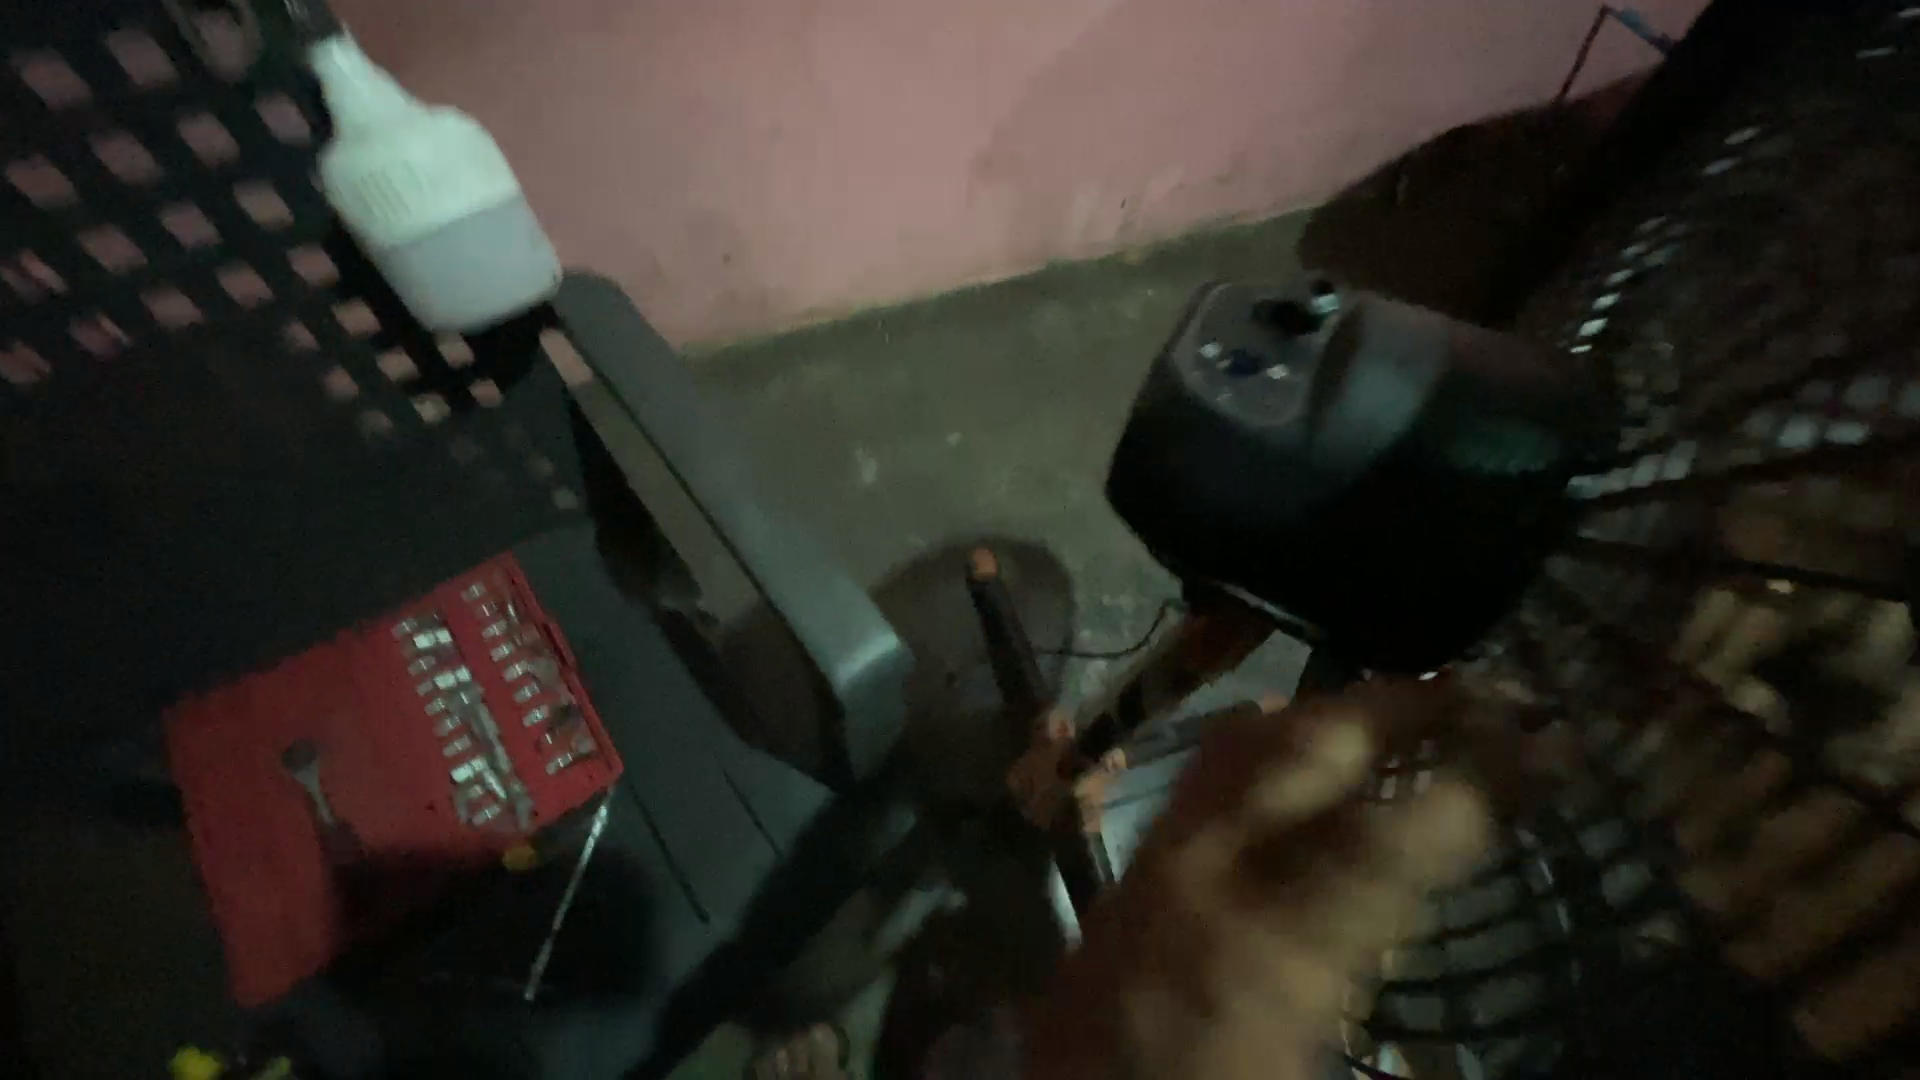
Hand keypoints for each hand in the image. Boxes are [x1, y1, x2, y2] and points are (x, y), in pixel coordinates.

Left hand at [1029, 680, 1537, 1079]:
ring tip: (1405, 706)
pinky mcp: (1135, 858)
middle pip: (1297, 755)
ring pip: (1245, 745)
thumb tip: (1439, 925)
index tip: (1548, 745)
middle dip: (1393, 712)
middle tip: (1482, 693)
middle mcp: (1201, 876)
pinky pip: (1207, 769)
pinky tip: (1303, 740)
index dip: (1471, 788)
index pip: (1381, 845)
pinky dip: (1268, 740)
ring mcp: (1157, 854)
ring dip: (1331, 715)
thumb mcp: (1311, 1068)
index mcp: (1265, 957)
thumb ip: (1382, 988)